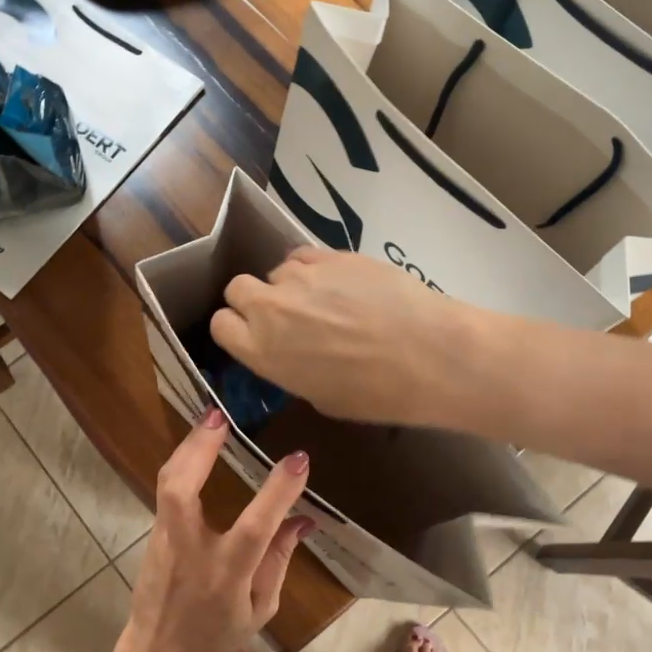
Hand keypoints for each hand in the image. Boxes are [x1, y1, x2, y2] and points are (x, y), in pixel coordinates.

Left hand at [112, 409, 311, 651]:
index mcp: (226, 574)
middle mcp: (190, 550)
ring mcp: (164, 539)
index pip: (257, 524)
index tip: (298, 458)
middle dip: (199, 447)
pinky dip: (181, 465)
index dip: (279, 490)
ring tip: (208, 420)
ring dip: (187, 447)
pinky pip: (165, 491)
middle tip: (219, 415)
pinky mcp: (152, 535)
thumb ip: (278, 560)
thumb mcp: (259, 609)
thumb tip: (302, 519)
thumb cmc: (214, 640)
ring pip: (168, 483)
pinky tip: (195, 449)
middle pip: (182, 488)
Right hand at [211, 246, 470, 425]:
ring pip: (277, 271)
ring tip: (326, 302)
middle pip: (237, 288)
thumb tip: (294, 352)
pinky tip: (342, 285)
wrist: (431, 354)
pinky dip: (316, 269)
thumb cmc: (377, 393)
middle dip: (253, 300)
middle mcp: (270, 308)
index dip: (236, 329)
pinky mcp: (332, 254)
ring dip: (291, 285)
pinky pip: (306, 255)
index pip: (220, 324)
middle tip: (284, 316)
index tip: (254, 336)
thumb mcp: (320, 397)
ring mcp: (301, 275)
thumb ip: (290, 368)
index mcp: (261, 351)